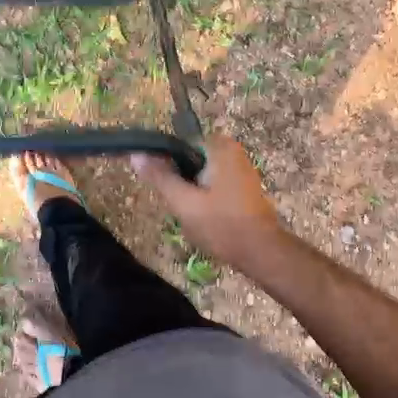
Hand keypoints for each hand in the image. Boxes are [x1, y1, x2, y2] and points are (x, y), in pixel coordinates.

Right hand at [132, 134, 284, 269]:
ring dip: (192, 192)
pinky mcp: (244, 185)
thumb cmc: (222, 224)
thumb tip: (136, 154)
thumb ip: (160, 176)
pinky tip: (207, 218)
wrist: (262, 252)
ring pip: (201, 173)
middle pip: (190, 160)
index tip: (167, 190)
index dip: (167, 166)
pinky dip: (206, 197)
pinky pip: (214, 183)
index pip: (179, 145)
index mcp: (219, 146)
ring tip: (194, 215)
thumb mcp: (183, 202)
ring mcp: (241, 167)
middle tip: (182, 206)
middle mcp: (233, 149)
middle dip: (181, 182)